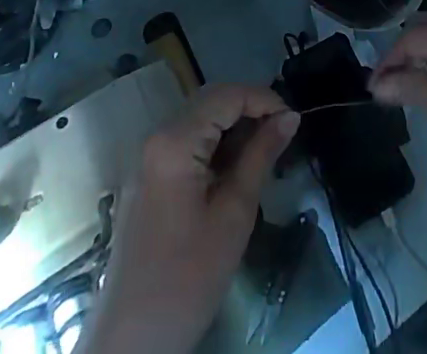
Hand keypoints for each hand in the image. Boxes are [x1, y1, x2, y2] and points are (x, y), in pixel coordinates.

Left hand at [78, 85, 301, 353]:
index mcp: (173, 142)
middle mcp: (154, 139)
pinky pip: (184, 143)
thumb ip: (261, 155)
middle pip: (208, 101)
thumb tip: (289, 116)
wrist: (132, 338)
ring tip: (266, 150)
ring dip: (233, 126)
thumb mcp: (235, 212)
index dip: (264, 99)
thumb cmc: (189, 276)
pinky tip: (236, 167)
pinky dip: (214, 144)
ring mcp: (145, 160)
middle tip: (283, 133)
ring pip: (197, 120)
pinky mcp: (145, 180)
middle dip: (249, 108)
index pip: (225, 96)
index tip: (294, 120)